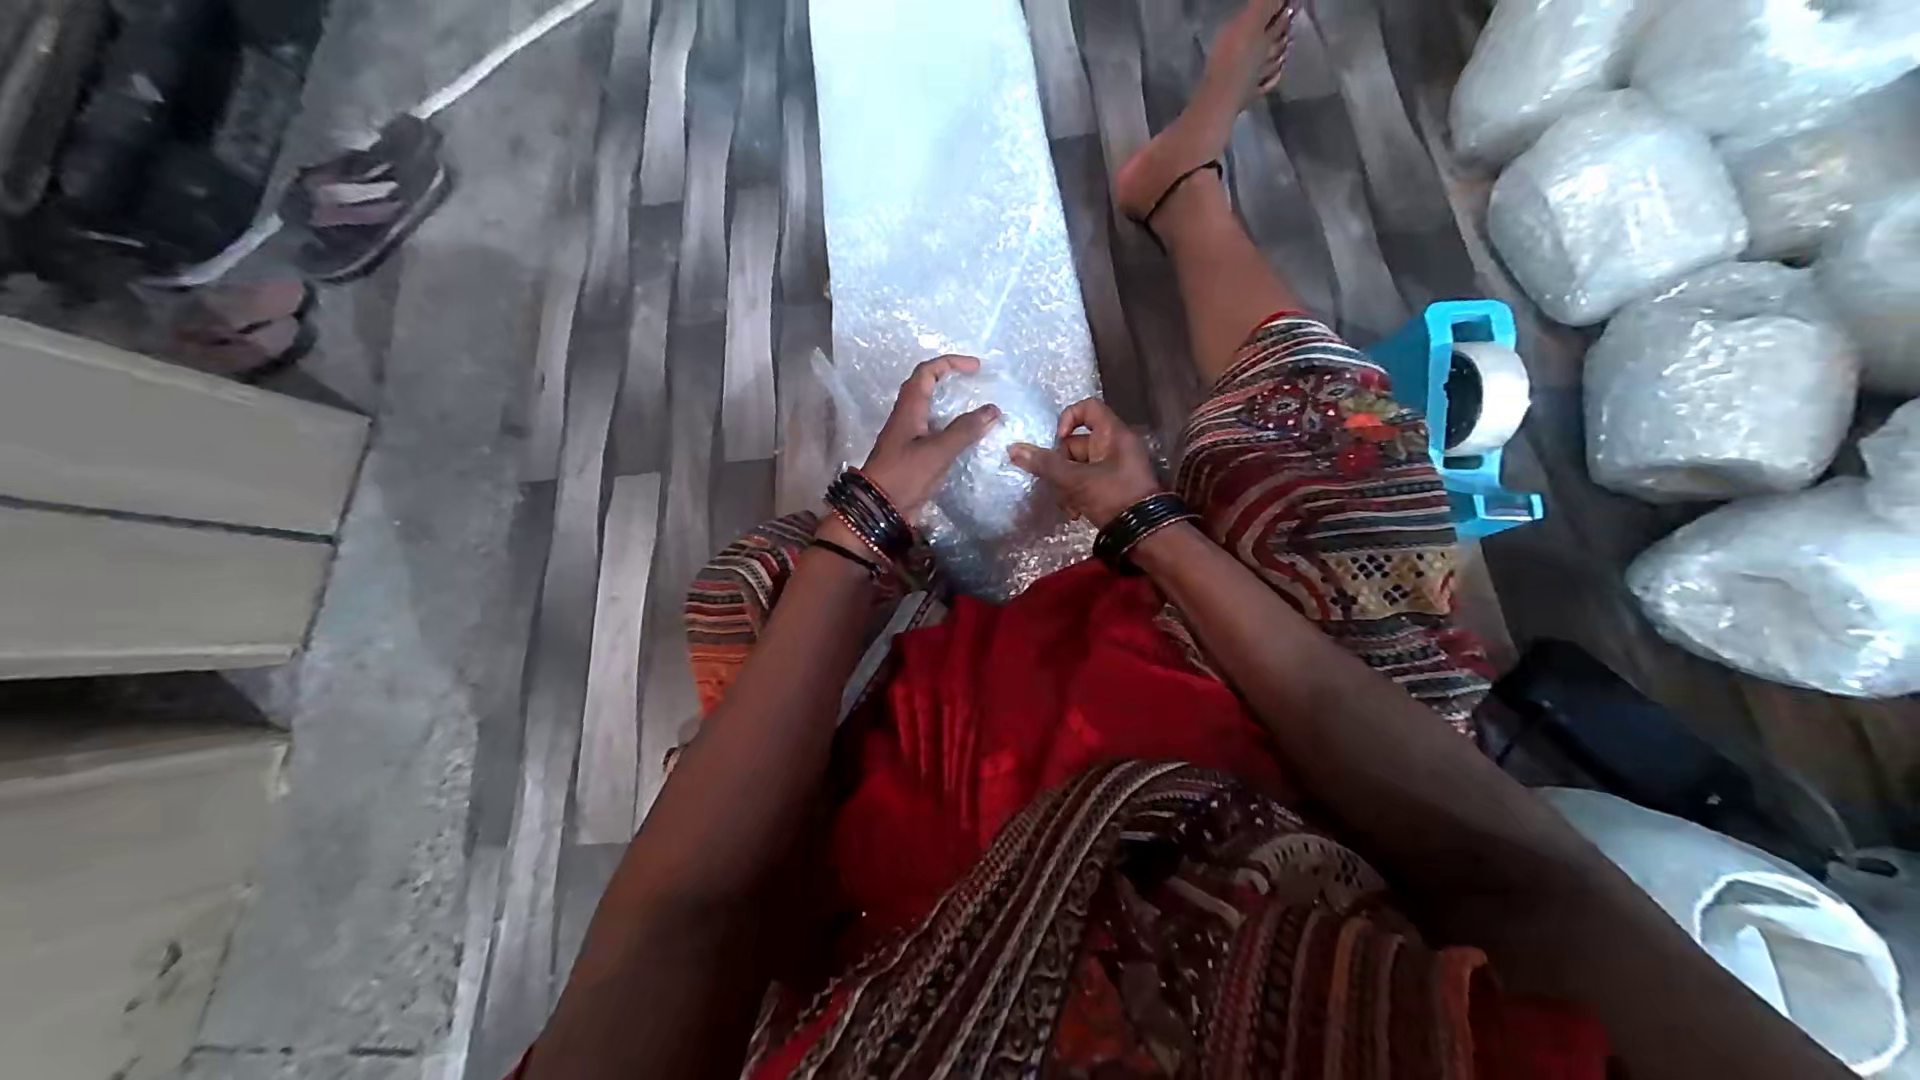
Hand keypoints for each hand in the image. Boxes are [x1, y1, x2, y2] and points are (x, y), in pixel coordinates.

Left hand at [857, 354, 1000, 521]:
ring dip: (950, 404)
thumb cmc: (904, 475)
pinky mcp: (911, 454)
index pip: (926, 372)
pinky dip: (950, 427)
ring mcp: (907, 436)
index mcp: (908, 409)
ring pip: (929, 409)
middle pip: (925, 386)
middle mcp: (906, 417)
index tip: (975, 368)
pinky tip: (965, 438)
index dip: (950, 363)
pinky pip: (932, 430)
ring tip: (975, 409)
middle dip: (949, 378)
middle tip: (974, 383)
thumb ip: (965, 430)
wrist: (879, 508)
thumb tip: (993, 409)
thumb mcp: (938, 451)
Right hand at [1008, 398, 1160, 527]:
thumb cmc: (1114, 497)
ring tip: (1068, 505)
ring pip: (1078, 467)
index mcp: (1113, 434)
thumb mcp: (1076, 480)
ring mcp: (1114, 468)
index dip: (1068, 419)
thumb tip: (1013, 449)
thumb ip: (1045, 464)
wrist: (1145, 534)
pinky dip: (1077, 495)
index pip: (1088, 407)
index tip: (1057, 440)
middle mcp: (1115, 446)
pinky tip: (1075, 513)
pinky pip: (1087, 482)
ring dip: (1066, 486)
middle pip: (1076, 443)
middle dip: (1061, 466)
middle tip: (1056, 485)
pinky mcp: (1112, 487)